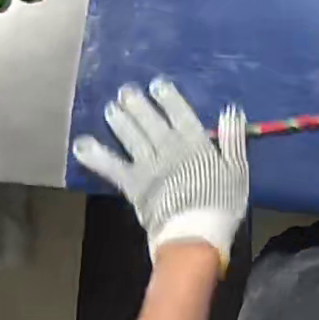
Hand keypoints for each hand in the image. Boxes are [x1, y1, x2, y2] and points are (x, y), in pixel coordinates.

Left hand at [73, 77, 247, 267]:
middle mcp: (168, 147)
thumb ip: (233, 139)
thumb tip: (231, 111)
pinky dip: (95, 155)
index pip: (180, 113)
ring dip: (119, 121)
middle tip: (125, 91)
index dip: (168, 98)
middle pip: (149, 121)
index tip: (157, 85)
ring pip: (130, 136)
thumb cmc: (221, 204)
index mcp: (195, 143)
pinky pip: (111, 166)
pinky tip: (81, 144)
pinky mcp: (133, 183)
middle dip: (137, 104)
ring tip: (110, 108)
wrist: (195, 234)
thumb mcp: (237, 170)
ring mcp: (148, 165)